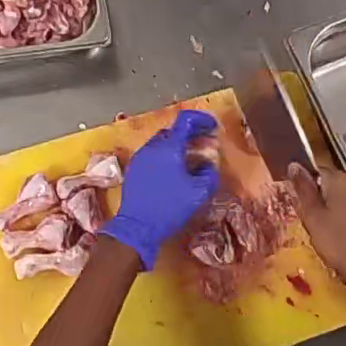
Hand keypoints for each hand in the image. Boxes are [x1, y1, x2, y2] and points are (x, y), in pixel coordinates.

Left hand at [101, 110, 220, 268]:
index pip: (185, 120)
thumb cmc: (170, 207)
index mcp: (169, 147)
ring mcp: (140, 158)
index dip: (201, 120)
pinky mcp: (133, 170)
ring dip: (177, 145)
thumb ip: (209, 173)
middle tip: (204, 142)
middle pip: (173, 131)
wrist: (137, 226)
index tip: (212, 127)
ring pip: (161, 143)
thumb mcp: (199, 192)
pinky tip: (174, 170)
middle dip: (190, 133)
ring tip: (191, 157)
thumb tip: (209, 163)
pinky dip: (166, 155)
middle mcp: (152, 147)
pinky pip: (152, 155)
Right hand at [288, 163, 345, 310]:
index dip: (302, 186)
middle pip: (324, 184)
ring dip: (323, 210)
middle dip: (313, 199)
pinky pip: (343, 208)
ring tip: (317, 228)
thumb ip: (303, 189)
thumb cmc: (337, 241)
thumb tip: (293, 164)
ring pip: (333, 198)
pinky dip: (334, 217)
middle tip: (306, 219)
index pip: (314, 170)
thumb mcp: (312, 216)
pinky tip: (331, 233)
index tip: (295, 203)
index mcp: (340, 178)